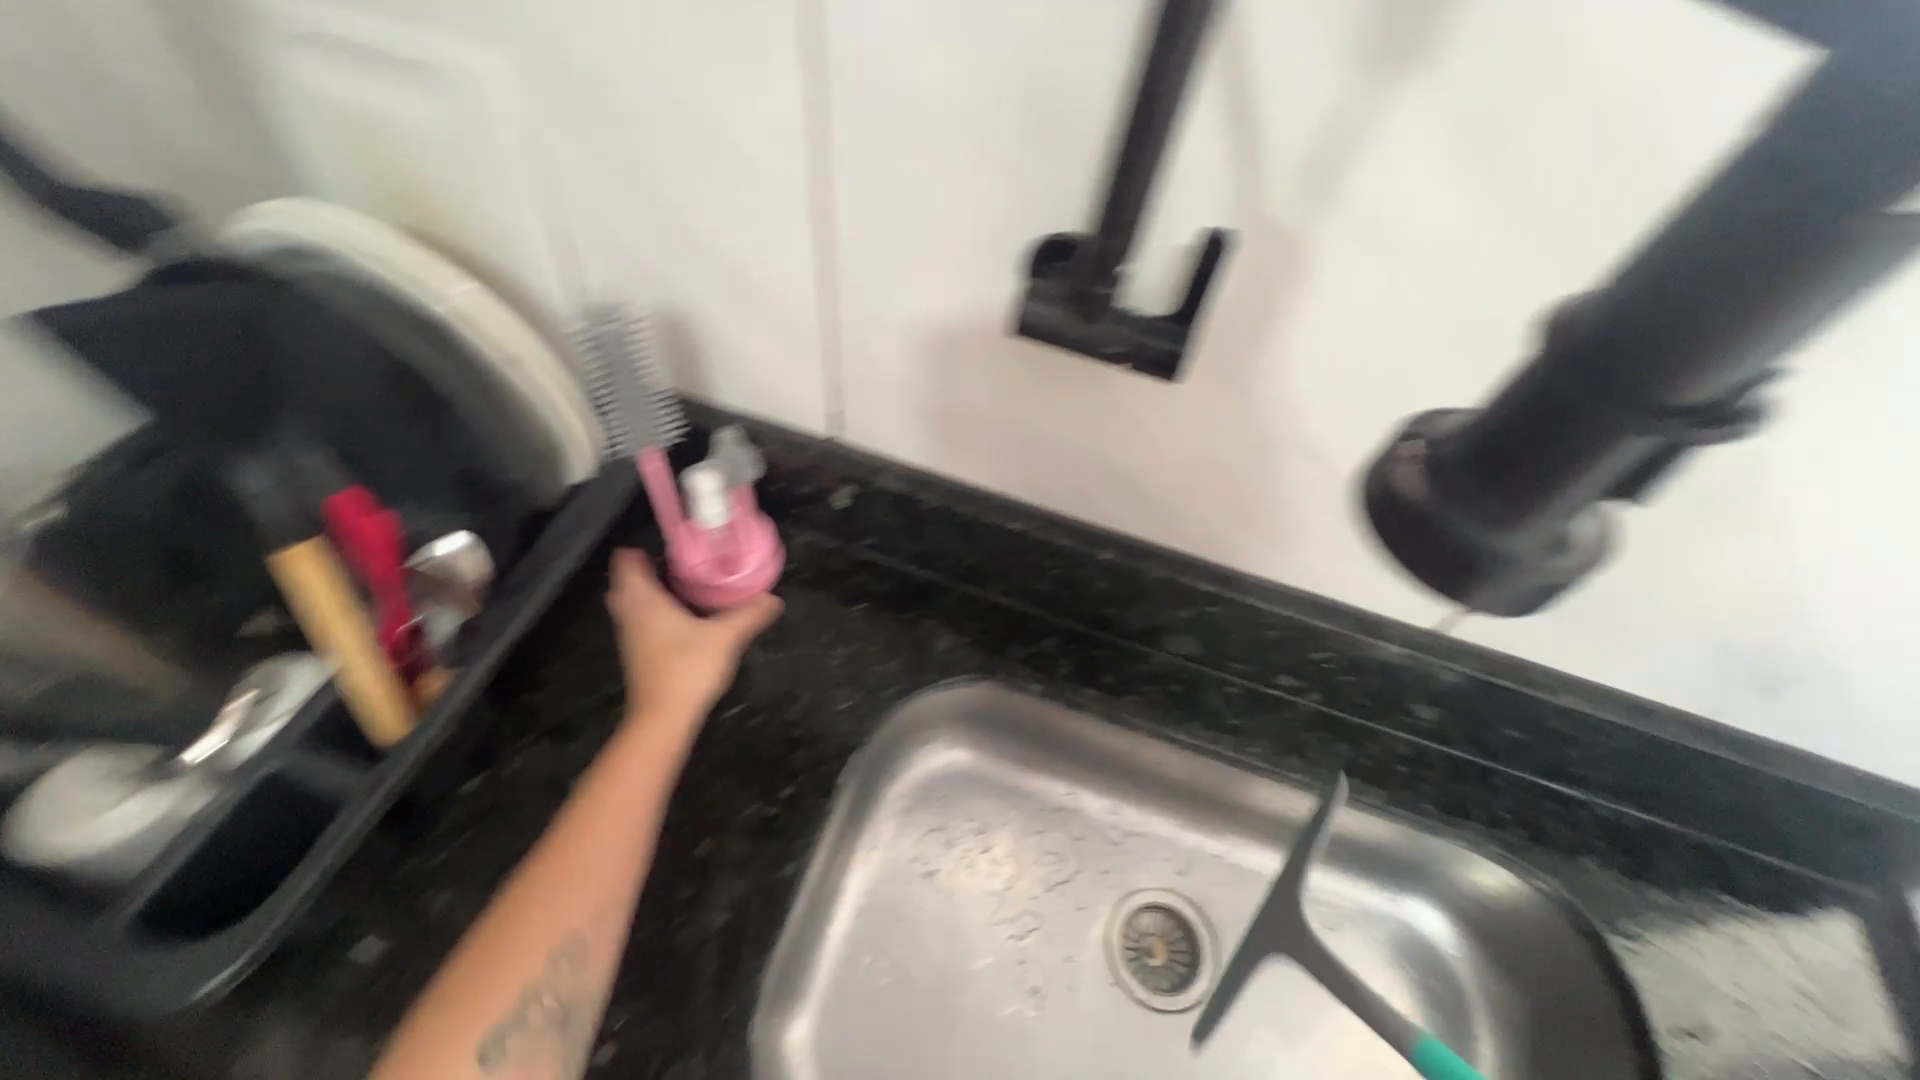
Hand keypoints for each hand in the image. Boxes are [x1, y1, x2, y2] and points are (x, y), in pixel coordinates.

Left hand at [605, 548, 782, 731]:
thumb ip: (750, 614)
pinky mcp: (635, 654)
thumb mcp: (726, 637)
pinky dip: (651, 613)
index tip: (667, 545)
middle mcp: (630, 613)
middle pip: (625, 581)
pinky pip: (638, 621)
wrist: (663, 718)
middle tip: (674, 564)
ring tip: (679, 587)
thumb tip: (774, 598)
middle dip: (644, 569)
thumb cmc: (687, 669)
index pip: (627, 562)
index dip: (641, 549)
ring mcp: (629, 635)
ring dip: (647, 592)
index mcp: (645, 600)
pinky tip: (679, 619)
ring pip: (630, 602)